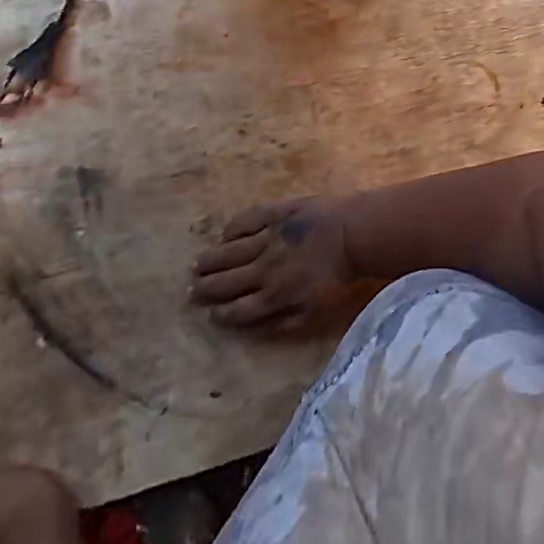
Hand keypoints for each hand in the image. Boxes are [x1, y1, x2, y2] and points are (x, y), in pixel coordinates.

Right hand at [192, 197, 352, 328]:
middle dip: (207, 288)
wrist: (352, 235)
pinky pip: (244, 222)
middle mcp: (263, 270)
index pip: (238, 310)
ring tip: (196, 265)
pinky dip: (231, 230)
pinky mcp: (272, 215)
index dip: (221, 314)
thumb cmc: (339, 276)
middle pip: (227, 282)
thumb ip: (285, 322)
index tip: (210, 314)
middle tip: (192, 289)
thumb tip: (257, 329)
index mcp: (274, 297)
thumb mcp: (315, 311)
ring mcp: (265, 240)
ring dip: (210, 261)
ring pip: (229, 253)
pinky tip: (224, 235)